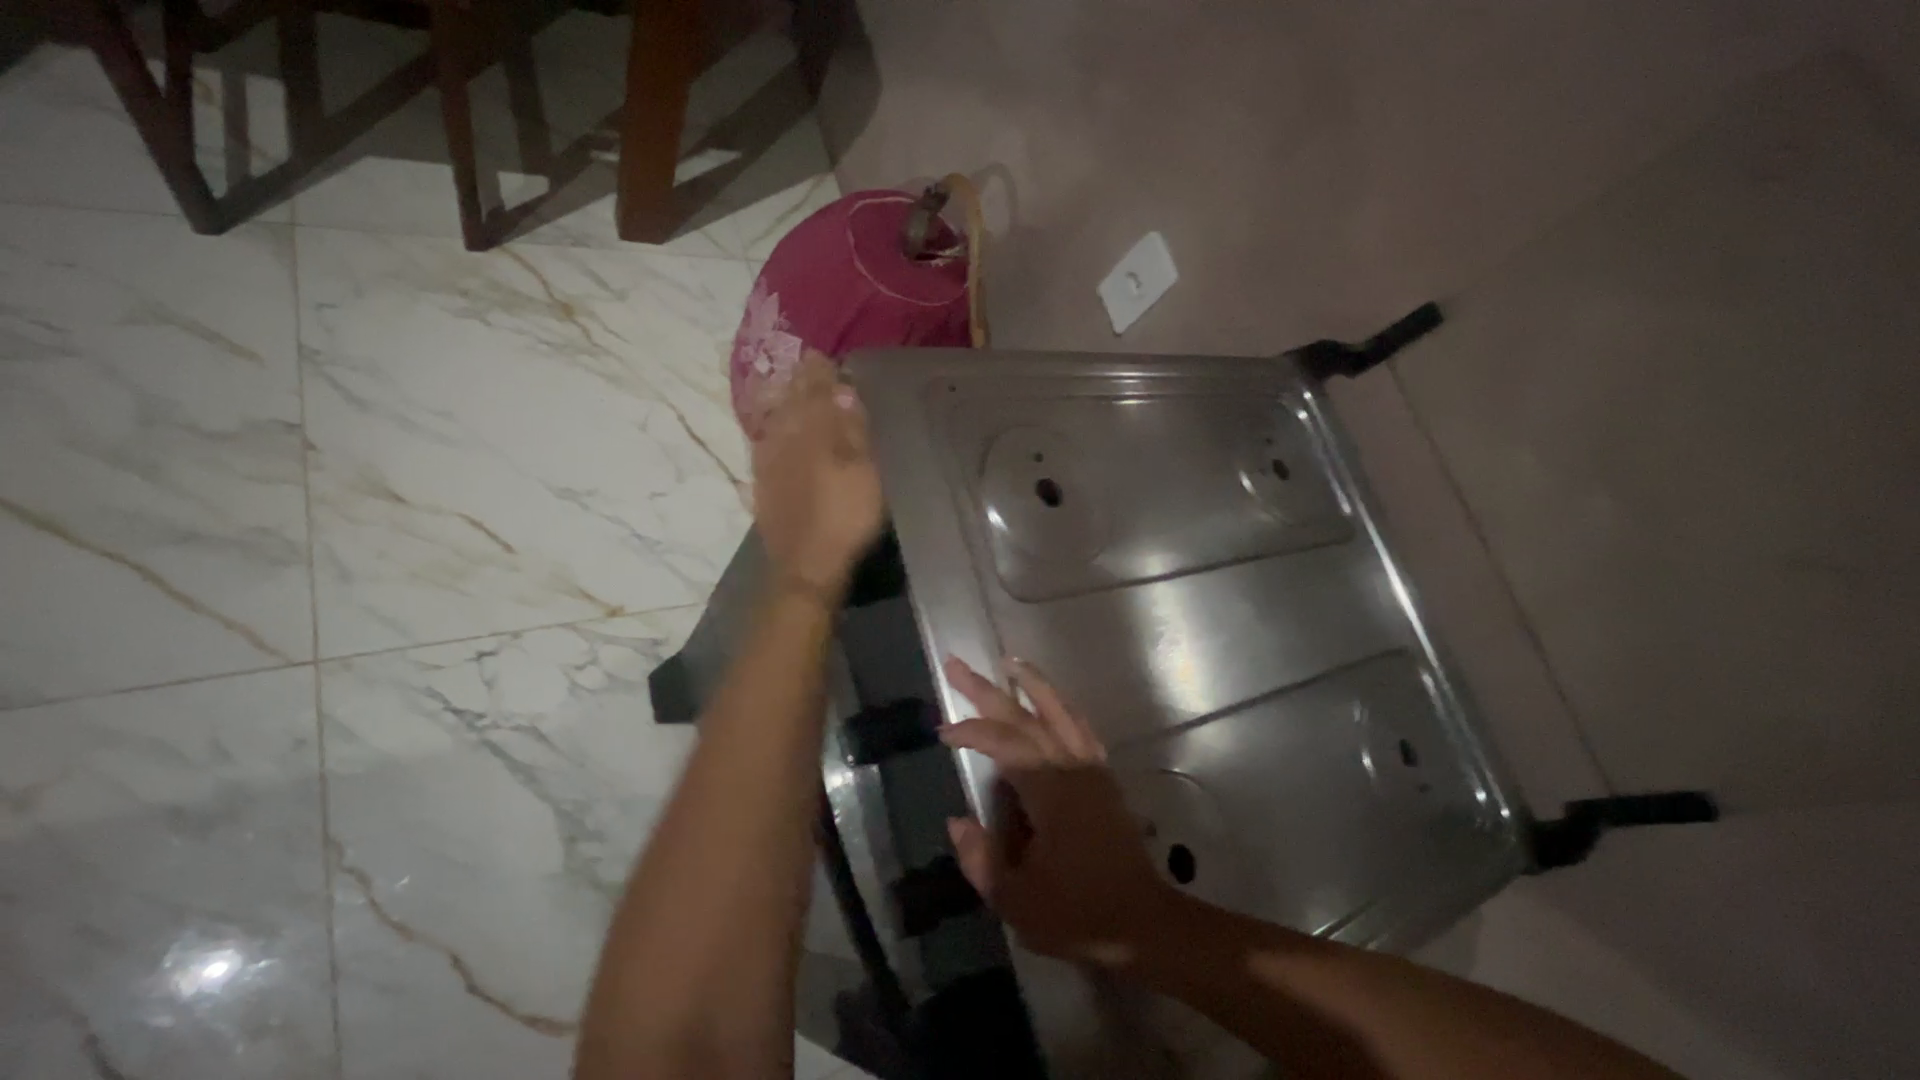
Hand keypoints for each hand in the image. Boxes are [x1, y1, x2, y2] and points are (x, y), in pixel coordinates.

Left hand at [751, 352, 884, 598]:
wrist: (806, 565)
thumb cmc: (845, 517)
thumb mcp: (863, 472)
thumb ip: (852, 429)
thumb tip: (842, 390)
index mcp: (813, 431)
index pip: (815, 390)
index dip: (819, 371)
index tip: (823, 354)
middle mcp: (785, 439)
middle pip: (792, 402)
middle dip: (800, 383)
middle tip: (809, 366)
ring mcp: (769, 462)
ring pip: (775, 420)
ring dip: (784, 402)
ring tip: (793, 390)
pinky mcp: (763, 484)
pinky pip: (766, 444)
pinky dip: (773, 430)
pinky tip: (776, 431)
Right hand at [940, 656, 1178, 968]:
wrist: (1143, 924)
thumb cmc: (1077, 914)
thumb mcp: (1015, 900)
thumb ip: (981, 858)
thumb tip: (958, 820)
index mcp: (1049, 792)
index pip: (1004, 744)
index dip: (970, 732)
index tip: (942, 733)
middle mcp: (1072, 768)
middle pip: (1027, 716)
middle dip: (988, 690)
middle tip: (956, 664)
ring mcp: (1093, 770)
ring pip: (1061, 711)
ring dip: (1033, 684)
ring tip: (1009, 662)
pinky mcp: (1105, 779)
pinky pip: (1082, 728)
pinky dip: (1063, 706)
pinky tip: (1051, 702)